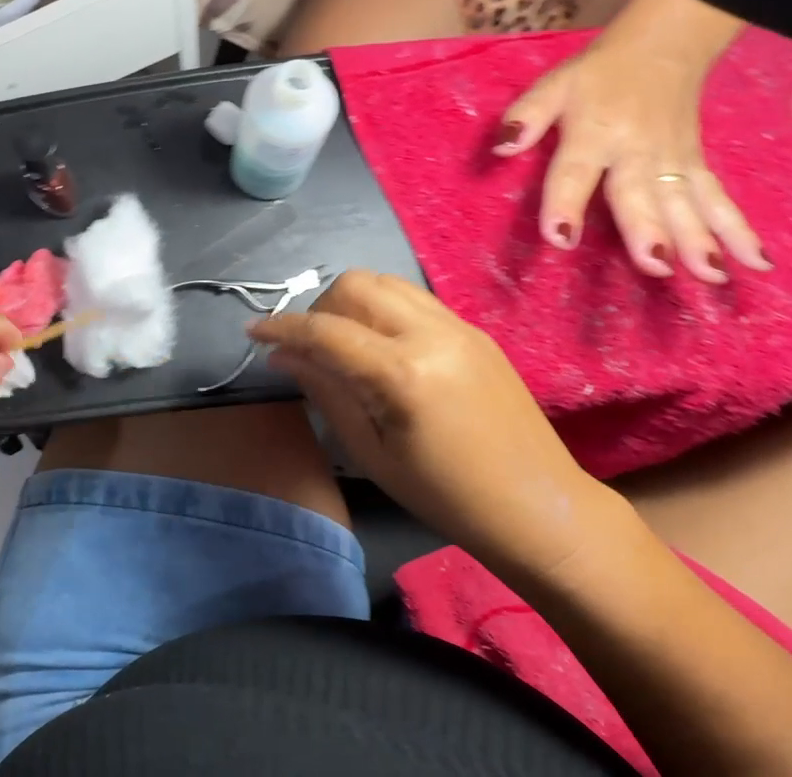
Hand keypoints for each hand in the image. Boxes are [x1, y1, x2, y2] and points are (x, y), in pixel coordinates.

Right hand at [250, 271, 616, 574]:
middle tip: (308, 347)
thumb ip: (325, 391)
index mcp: (403, 374)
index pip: (325, 331)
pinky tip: (380, 347)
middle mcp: (431, 335)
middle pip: (355, 285)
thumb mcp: (370, 452)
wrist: (539, 507)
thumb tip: (282, 356)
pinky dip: (383, 309)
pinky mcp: (475, 331)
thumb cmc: (444, 495)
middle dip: (319, 307)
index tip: (252, 332)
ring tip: (342, 342)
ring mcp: (459, 327)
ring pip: (385, 282)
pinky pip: (414, 299)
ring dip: (351, 302)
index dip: (281, 327)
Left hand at [495, 30, 770, 283]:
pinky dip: (740, 229)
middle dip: (648, 230)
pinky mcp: (696, 164)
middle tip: (655, 265)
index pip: (575, 172)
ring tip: (710, 276)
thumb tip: (502, 144)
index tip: (561, 237)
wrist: (662, 47)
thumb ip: (526, 116)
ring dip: (701, 239)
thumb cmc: (595, 76)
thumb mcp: (552, 87)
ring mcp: (672, 160)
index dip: (565, 204)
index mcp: (593, 133)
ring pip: (688, 202)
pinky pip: (718, 198)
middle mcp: (636, 151)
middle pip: (641, 194)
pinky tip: (756, 261)